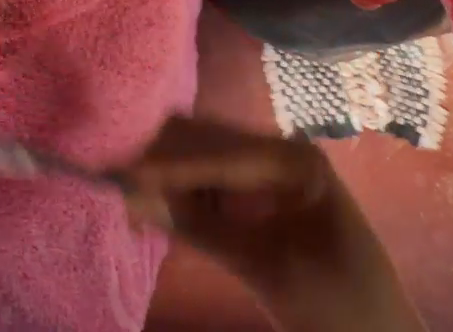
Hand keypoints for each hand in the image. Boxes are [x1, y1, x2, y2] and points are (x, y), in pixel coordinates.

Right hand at [115, 116, 425, 331]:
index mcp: (294, 159)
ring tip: (127, 198)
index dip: (168, 164)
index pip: (219, 154)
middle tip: (115, 180)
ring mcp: (269, 173)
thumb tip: (135, 198)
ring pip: (201, 163)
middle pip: (205, 146)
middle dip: (160, 165)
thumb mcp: (266, 269)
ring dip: (165, 179)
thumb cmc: (338, 307)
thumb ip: (200, 228)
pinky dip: (182, 197)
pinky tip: (152, 210)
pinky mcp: (259, 197)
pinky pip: (211, 185)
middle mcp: (279, 152)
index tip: (123, 173)